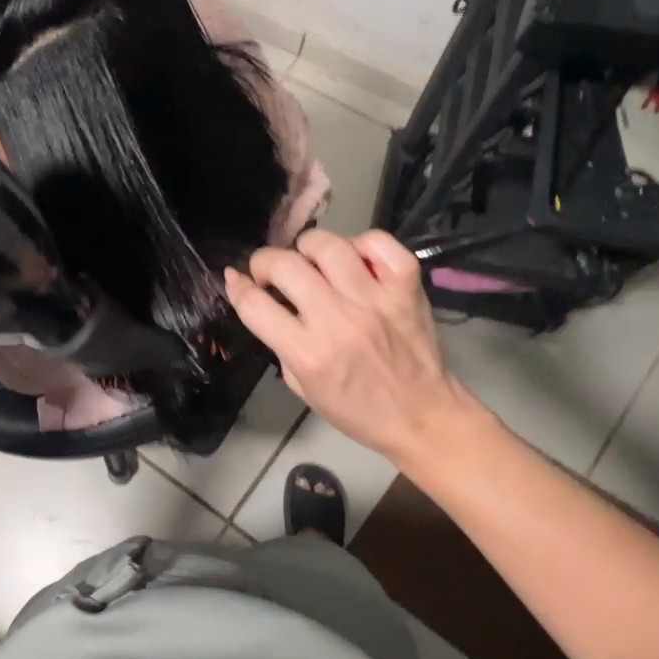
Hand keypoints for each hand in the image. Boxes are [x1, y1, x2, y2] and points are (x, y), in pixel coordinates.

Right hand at [224, 229, 487, 463]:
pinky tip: (353, 260)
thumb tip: (261, 301)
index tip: (235, 280)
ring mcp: (374, 300)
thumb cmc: (356, 409)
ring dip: (307, 248)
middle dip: (265, 262)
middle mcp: (338, 320)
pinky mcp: (405, 288)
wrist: (422, 415)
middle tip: (271, 273)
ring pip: (327, 245)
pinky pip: (378, 243)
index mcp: (308, 353)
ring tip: (310, 262)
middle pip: (284, 265)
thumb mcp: (301, 386)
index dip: (236, 286)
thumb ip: (280, 343)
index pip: (254, 304)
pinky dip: (360, 243)